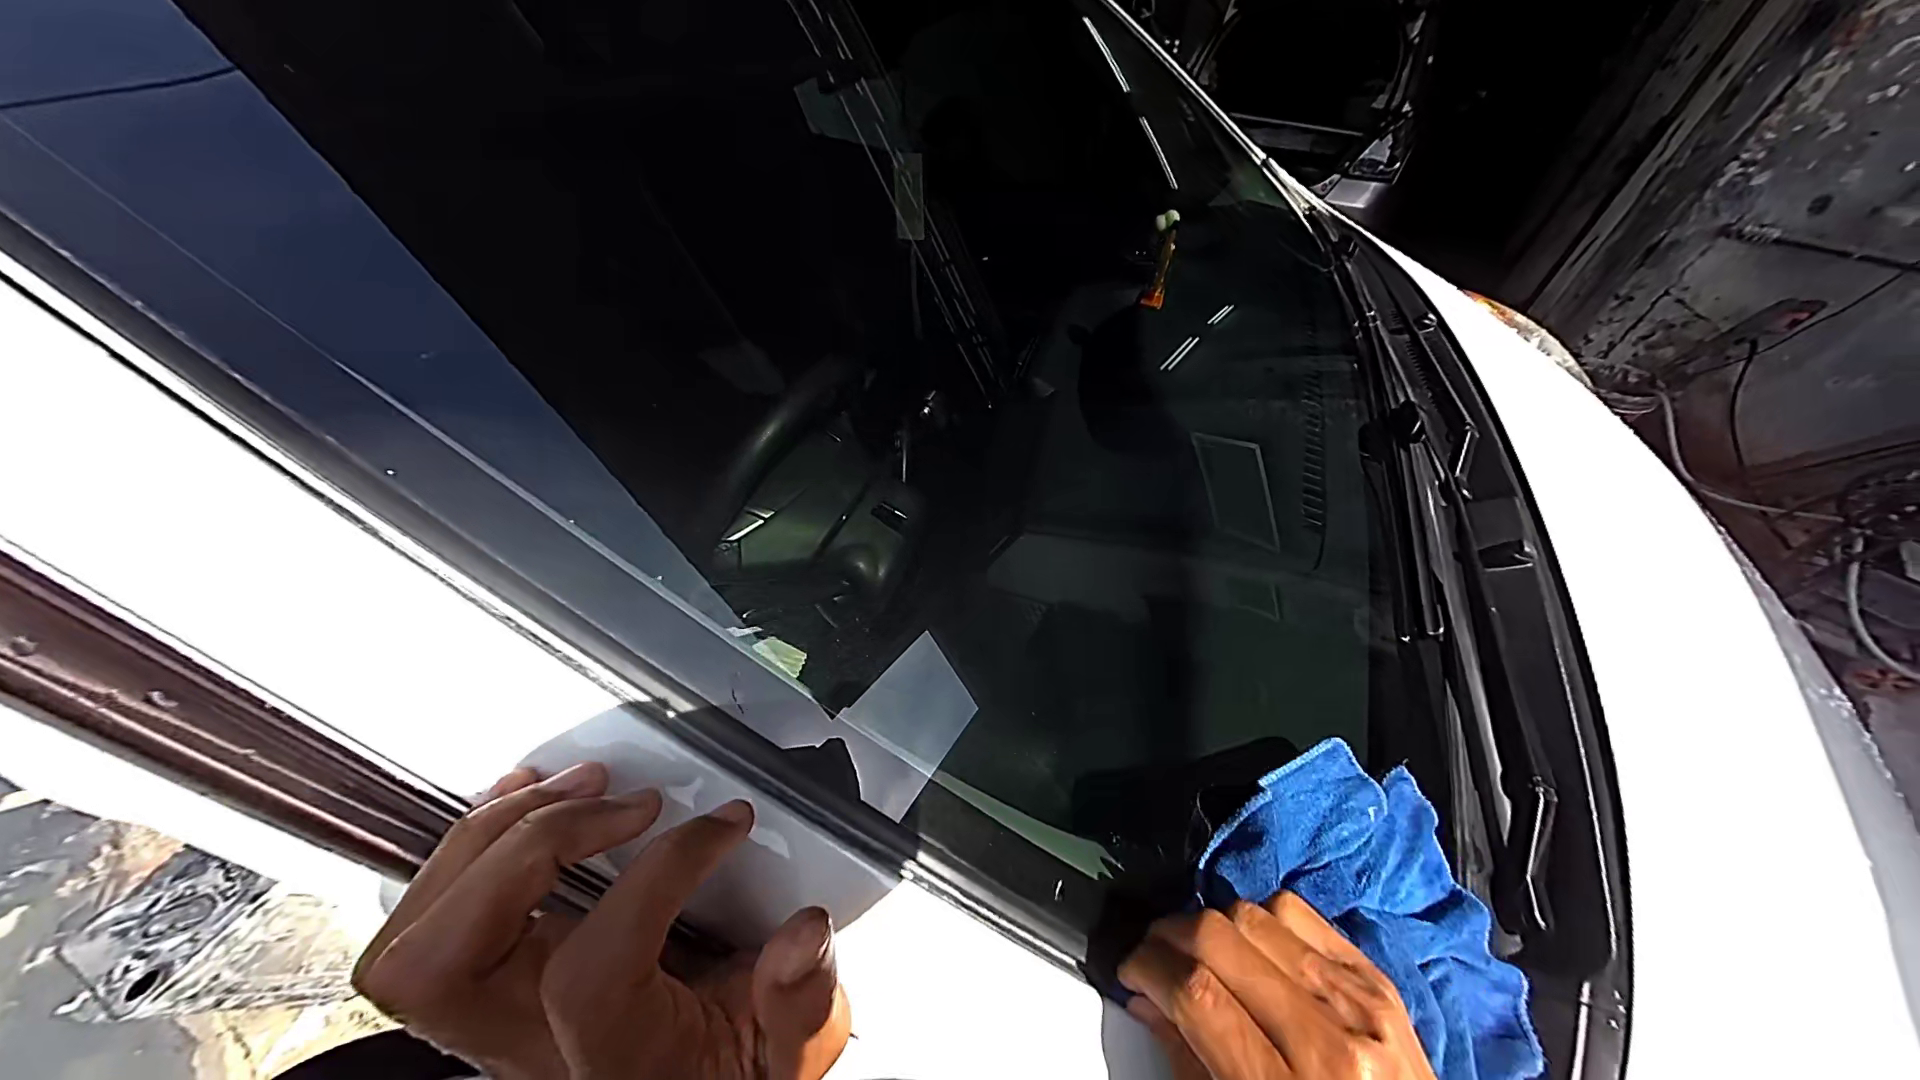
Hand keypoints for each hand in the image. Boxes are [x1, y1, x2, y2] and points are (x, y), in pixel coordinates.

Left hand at [353, 763, 850, 1079]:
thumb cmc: (733, 1066)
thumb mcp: (792, 1048)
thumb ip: (805, 1003)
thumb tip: (803, 932)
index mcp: (615, 1057)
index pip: (590, 970)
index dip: (662, 871)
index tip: (727, 822)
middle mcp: (531, 1044)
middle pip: (448, 962)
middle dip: (539, 846)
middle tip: (628, 801)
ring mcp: (498, 1014)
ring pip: (413, 940)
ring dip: (496, 833)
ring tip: (585, 783)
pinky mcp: (496, 976)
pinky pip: (431, 914)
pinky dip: (476, 840)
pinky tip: (532, 798)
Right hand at [1119, 891, 1435, 1079]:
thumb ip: (1187, 1061)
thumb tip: (1145, 996)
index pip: (1195, 991)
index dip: (1147, 967)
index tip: (1131, 970)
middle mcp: (1330, 1040)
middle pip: (1216, 937)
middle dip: (1168, 936)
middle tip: (1155, 955)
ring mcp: (1361, 1003)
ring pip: (1250, 913)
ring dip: (1211, 925)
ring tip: (1204, 954)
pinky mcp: (1378, 979)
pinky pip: (1296, 910)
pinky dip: (1260, 919)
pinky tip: (1253, 949)